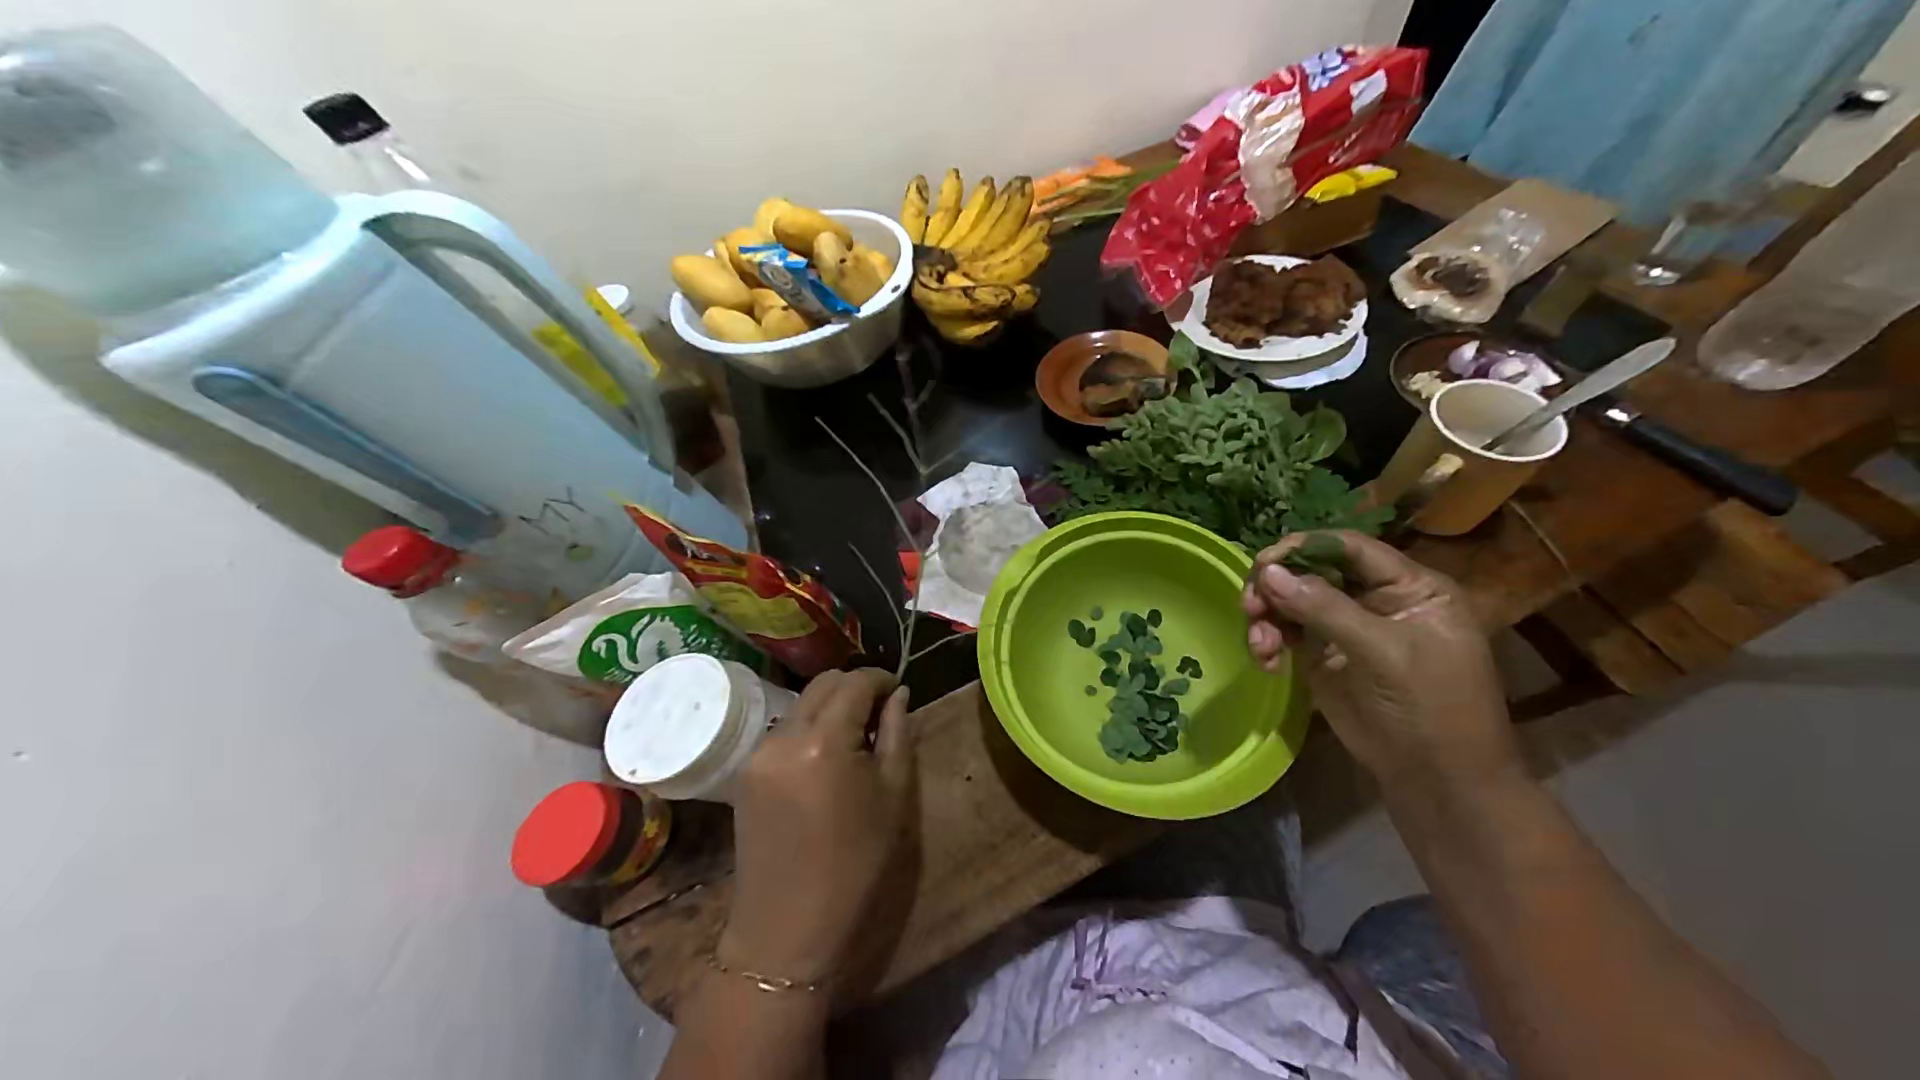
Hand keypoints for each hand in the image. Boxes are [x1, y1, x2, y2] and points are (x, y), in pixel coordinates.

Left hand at [719, 669, 913, 985]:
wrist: (787, 928)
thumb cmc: (855, 865)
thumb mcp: (893, 797)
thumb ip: (897, 734)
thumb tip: (898, 695)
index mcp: (824, 741)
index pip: (855, 682)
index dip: (881, 679)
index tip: (899, 691)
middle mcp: (784, 735)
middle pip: (823, 684)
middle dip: (855, 688)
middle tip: (881, 713)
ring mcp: (758, 753)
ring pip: (801, 704)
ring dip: (831, 707)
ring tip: (856, 739)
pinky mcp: (745, 772)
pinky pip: (784, 731)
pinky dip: (810, 729)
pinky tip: (827, 760)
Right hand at [1242, 531, 1522, 790]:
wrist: (1435, 778)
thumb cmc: (1430, 707)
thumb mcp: (1382, 651)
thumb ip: (1325, 608)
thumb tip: (1267, 571)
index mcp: (1409, 586)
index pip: (1349, 548)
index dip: (1303, 548)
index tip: (1262, 564)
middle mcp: (1375, 598)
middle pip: (1312, 570)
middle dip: (1276, 586)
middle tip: (1249, 607)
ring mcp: (1346, 626)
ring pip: (1292, 600)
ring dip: (1268, 616)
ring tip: (1260, 645)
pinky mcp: (1323, 654)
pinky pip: (1285, 631)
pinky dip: (1269, 640)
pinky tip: (1265, 662)